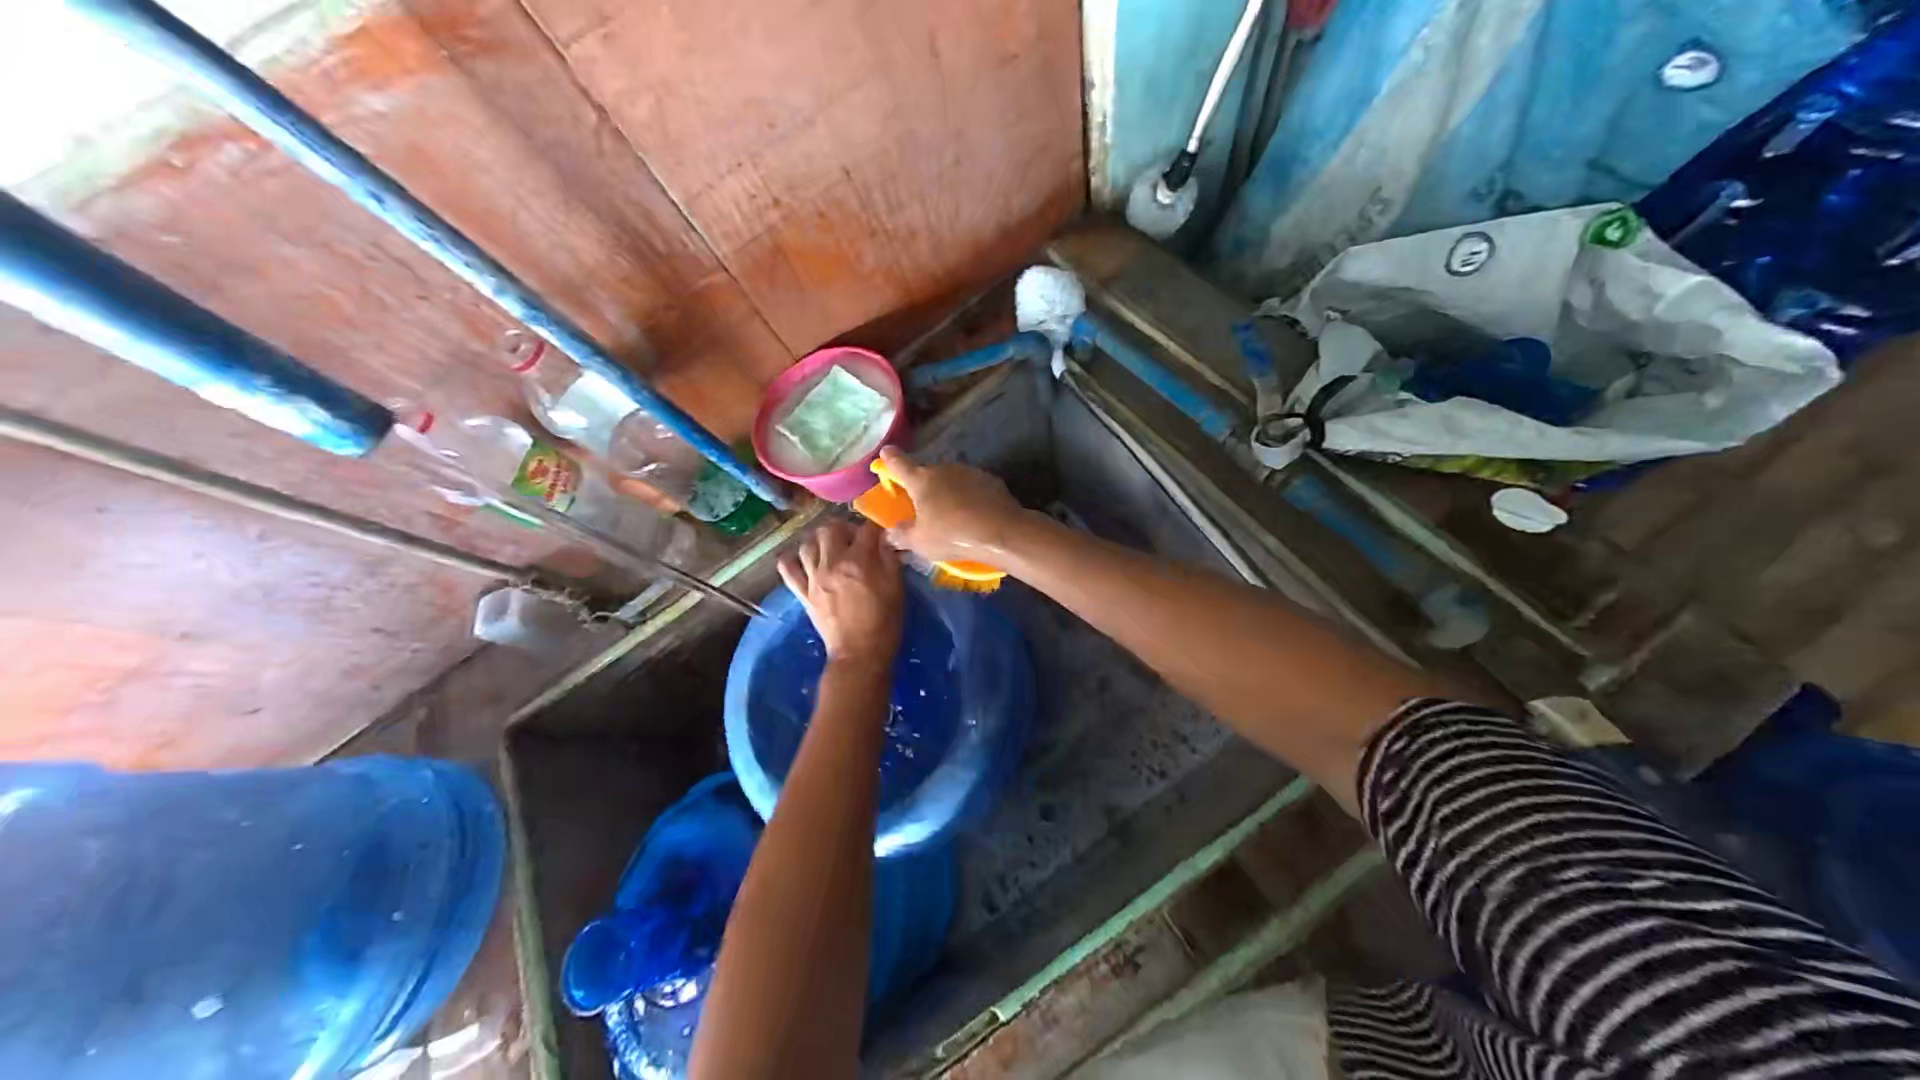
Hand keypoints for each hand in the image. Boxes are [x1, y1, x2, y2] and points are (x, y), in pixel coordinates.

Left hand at [778, 522, 903, 665]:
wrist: (859, 655)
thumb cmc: (884, 622)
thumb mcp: (896, 588)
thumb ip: (890, 559)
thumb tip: (886, 539)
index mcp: (858, 562)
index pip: (866, 529)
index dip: (875, 528)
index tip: (880, 534)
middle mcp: (832, 564)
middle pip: (830, 529)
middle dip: (843, 528)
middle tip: (853, 539)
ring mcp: (813, 578)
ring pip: (807, 544)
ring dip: (820, 541)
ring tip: (831, 549)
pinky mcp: (802, 593)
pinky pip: (787, 568)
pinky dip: (791, 559)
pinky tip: (802, 560)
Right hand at [877, 446, 1032, 565]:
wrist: (1001, 531)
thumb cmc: (952, 534)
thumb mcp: (919, 542)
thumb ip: (901, 535)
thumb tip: (890, 532)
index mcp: (921, 480)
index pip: (899, 464)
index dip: (890, 459)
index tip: (886, 452)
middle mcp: (943, 469)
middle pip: (927, 474)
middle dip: (923, 486)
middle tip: (924, 507)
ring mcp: (969, 471)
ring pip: (951, 480)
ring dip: (948, 492)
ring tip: (952, 515)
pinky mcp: (990, 480)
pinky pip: (972, 487)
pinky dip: (969, 497)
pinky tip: (974, 514)